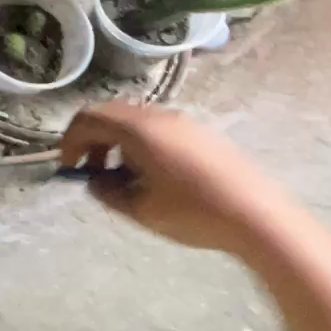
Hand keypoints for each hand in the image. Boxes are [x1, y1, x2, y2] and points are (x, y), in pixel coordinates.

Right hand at [60, 102, 311, 258]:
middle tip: (91, 170)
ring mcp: (183, 121)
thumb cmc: (193, 212)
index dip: (70, 140)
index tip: (69, 168)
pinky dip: (140, 143)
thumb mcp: (140, 209)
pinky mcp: (201, 133)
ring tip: (122, 176)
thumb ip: (107, 192)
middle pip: (110, 113)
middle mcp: (158, 116)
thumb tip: (94, 181)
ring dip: (117, 141)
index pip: (88, 118)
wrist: (260, 217)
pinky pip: (157, 127)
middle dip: (92, 139)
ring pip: (134, 119)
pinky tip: (152, 174)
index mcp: (138, 129)